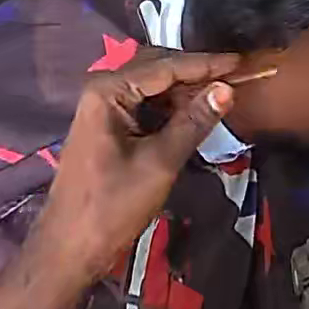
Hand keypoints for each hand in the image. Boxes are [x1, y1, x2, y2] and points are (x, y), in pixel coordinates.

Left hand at [27, 51, 240, 285]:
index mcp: (108, 90)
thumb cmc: (112, 206)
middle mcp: (102, 87)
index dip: (204, 63)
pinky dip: (169, 104)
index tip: (239, 60)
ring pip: (151, 84)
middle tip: (234, 74)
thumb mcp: (160, 163)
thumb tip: (226, 89)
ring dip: (183, 88)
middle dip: (194, 71)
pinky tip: (194, 110)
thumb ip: (193, 122)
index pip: (164, 66)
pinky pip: (143, 102)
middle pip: (156, 67)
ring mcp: (102, 104)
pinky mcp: (107, 122)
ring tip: (221, 91)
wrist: (69, 247)